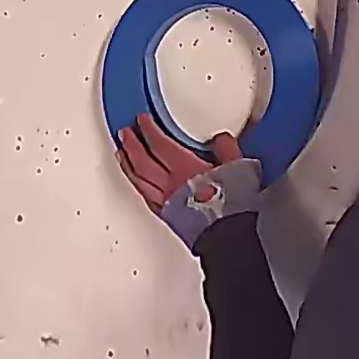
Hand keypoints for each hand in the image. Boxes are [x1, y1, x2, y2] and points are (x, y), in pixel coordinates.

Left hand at [117, 113, 240, 208]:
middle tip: (125, 133)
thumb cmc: (233, 204)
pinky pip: (145, 197)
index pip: (159, 144)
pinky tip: (136, 184)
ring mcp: (166, 203)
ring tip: (122, 155)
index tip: (142, 120)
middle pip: (143, 161)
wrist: (231, 237)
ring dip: (128, 165)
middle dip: (132, 145)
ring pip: (140, 180)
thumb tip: (221, 139)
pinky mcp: (168, 219)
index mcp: (184, 167)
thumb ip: (226, 149)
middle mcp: (170, 184)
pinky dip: (137, 186)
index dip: (149, 130)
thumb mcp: (236, 168)